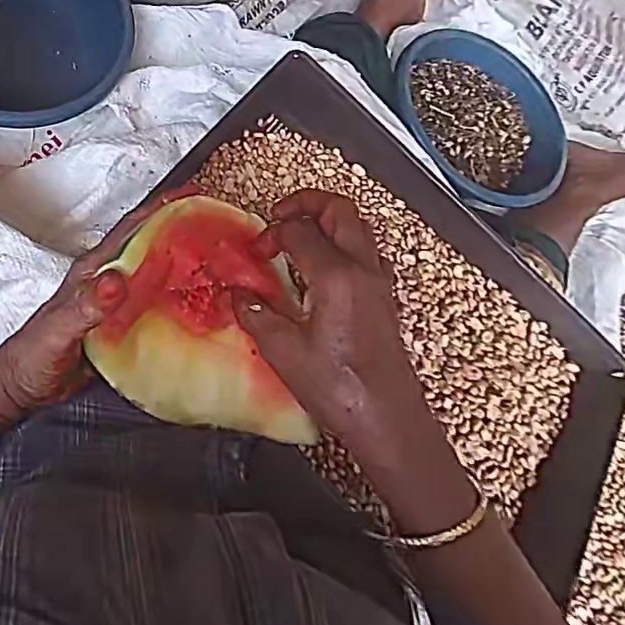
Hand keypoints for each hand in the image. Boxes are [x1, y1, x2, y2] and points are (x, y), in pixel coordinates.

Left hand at [0, 188, 191, 422]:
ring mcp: (116, 304)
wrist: (23, 387)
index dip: (159, 208)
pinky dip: (176, 300)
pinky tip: (197, 306)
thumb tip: (117, 280)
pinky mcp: (123, 326)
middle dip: (179, 230)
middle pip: (149, 246)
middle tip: (214, 225)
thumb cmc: (32, 356)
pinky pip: (155, 306)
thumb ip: (86, 306)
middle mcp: (108, 281)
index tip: (188, 193)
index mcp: (93, 271)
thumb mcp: (58, 330)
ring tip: (216, 261)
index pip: (130, 230)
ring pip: (155, 274)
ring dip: (182, 265)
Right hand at [228, 191, 472, 530]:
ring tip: (297, 236)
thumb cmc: (340, 389)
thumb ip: (255, 312)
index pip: (299, 231)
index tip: (257, 251)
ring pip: (355, 226)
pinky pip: (364, 250)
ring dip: (325, 220)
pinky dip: (340, 243)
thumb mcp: (283, 350)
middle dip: (305, 203)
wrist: (388, 421)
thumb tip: (236, 293)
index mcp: (336, 276)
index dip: (271, 234)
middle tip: (279, 215)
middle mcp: (363, 270)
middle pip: (338, 209)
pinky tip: (321, 269)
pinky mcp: (383, 298)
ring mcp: (378, 282)